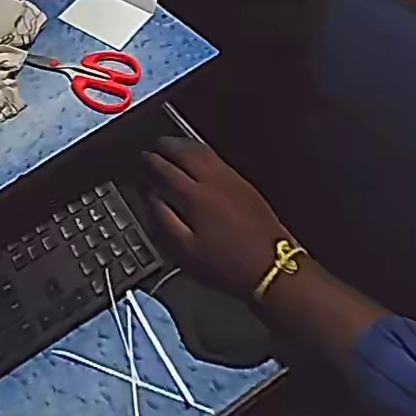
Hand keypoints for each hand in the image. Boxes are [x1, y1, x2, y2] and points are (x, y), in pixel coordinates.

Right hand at [141, 134, 291, 292]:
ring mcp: (231, 181)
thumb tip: (151, 197)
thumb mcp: (186, 251)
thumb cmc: (228, 265)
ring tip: (174, 145)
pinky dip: (202, 152)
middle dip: (166, 146)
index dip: (149, 162)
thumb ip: (164, 220)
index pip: (164, 169)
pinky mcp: (246, 185)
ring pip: (203, 151)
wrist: (275, 270)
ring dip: (185, 145)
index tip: (141, 161)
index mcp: (195, 197)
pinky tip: (199, 157)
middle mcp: (213, 182)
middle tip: (155, 147)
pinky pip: (218, 158)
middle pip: (185, 152)